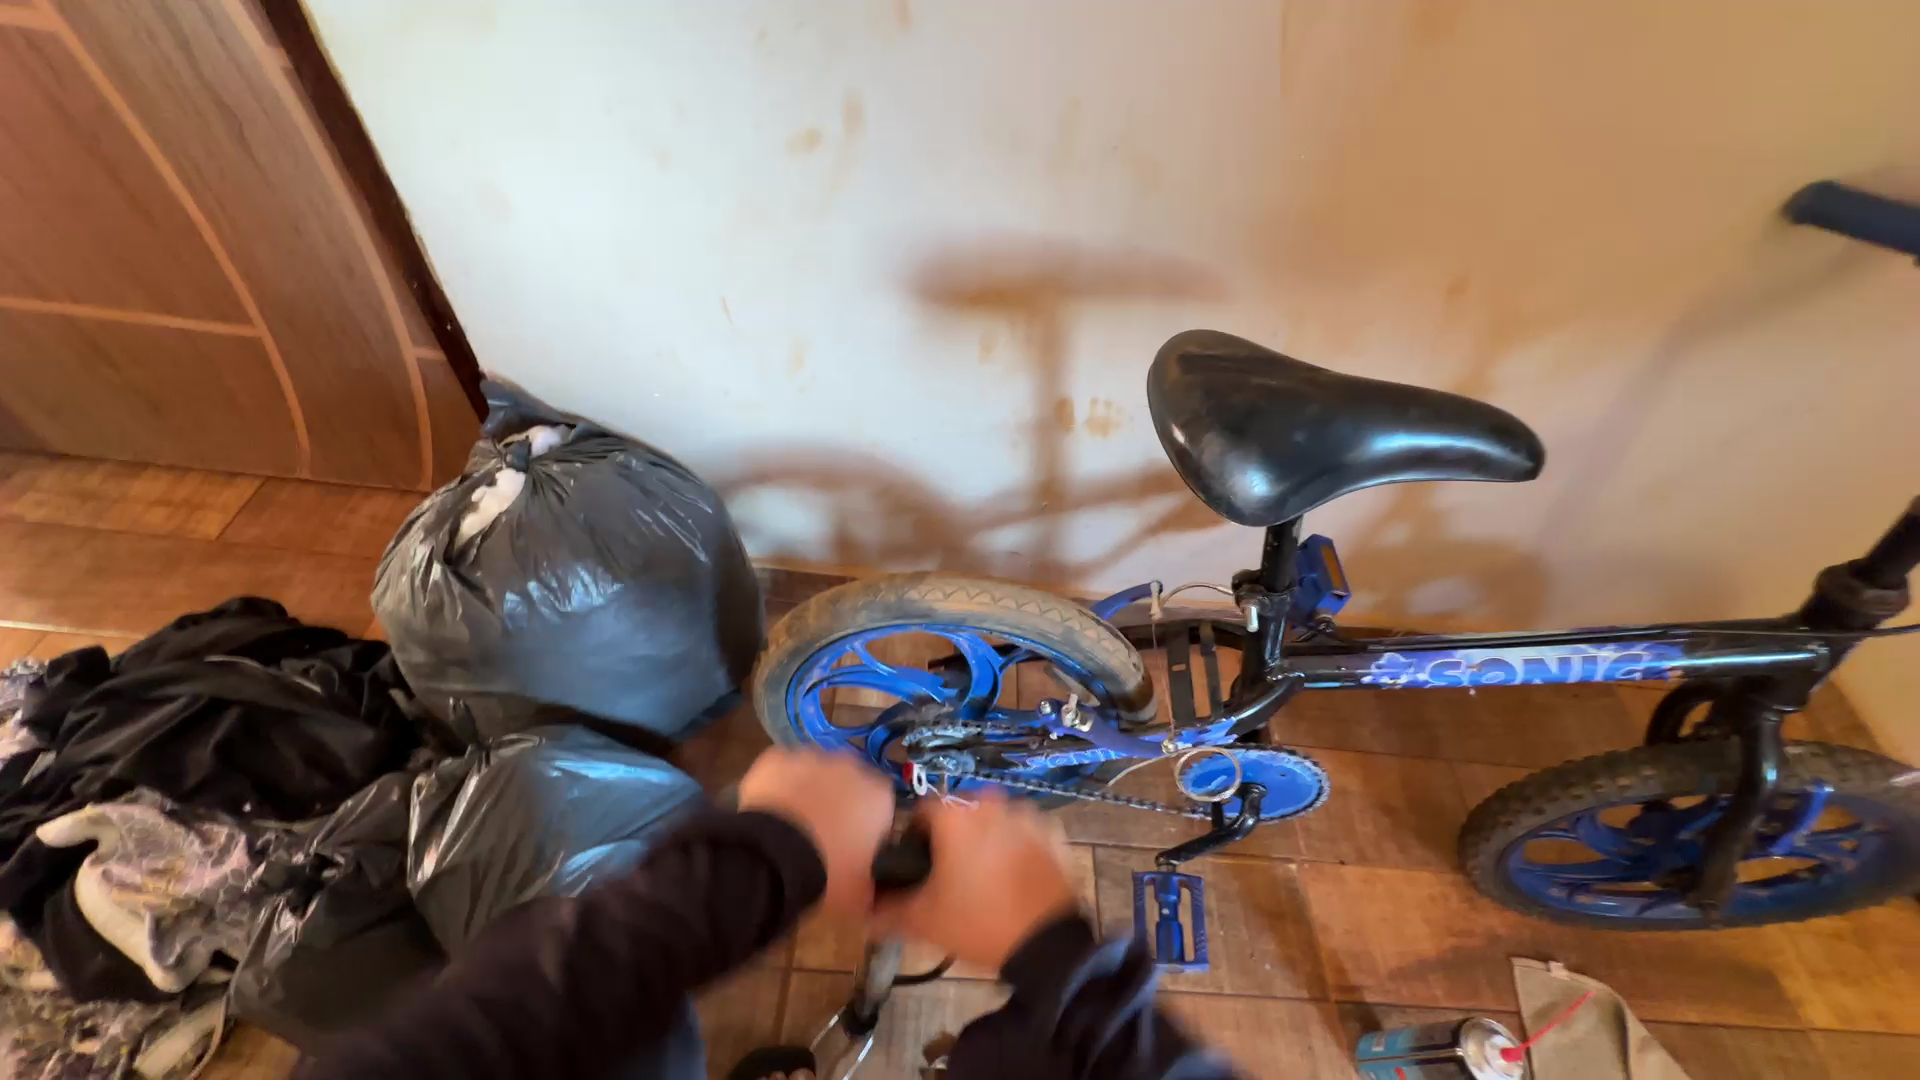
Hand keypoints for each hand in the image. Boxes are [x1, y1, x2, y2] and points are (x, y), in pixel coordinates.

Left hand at [737, 747, 896, 916]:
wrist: (770, 863)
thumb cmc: (826, 876)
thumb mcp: (862, 892)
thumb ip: (875, 877)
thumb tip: (873, 878)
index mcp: (879, 794)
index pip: (882, 802)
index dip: (868, 821)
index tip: (856, 842)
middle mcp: (851, 764)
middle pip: (850, 779)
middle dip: (840, 799)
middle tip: (824, 832)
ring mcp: (812, 756)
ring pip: (815, 770)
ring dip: (809, 789)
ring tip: (792, 823)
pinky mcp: (777, 756)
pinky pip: (782, 768)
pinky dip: (778, 783)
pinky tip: (770, 809)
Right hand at [874, 793, 1079, 971]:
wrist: (1046, 943)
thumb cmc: (979, 922)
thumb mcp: (925, 921)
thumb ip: (888, 910)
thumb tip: (865, 910)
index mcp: (954, 814)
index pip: (921, 811)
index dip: (915, 836)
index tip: (919, 863)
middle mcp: (989, 801)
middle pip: (959, 811)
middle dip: (952, 835)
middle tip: (950, 872)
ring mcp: (1024, 813)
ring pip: (993, 818)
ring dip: (985, 836)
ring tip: (984, 875)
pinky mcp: (1051, 830)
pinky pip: (1023, 830)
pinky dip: (1016, 844)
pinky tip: (1013, 873)